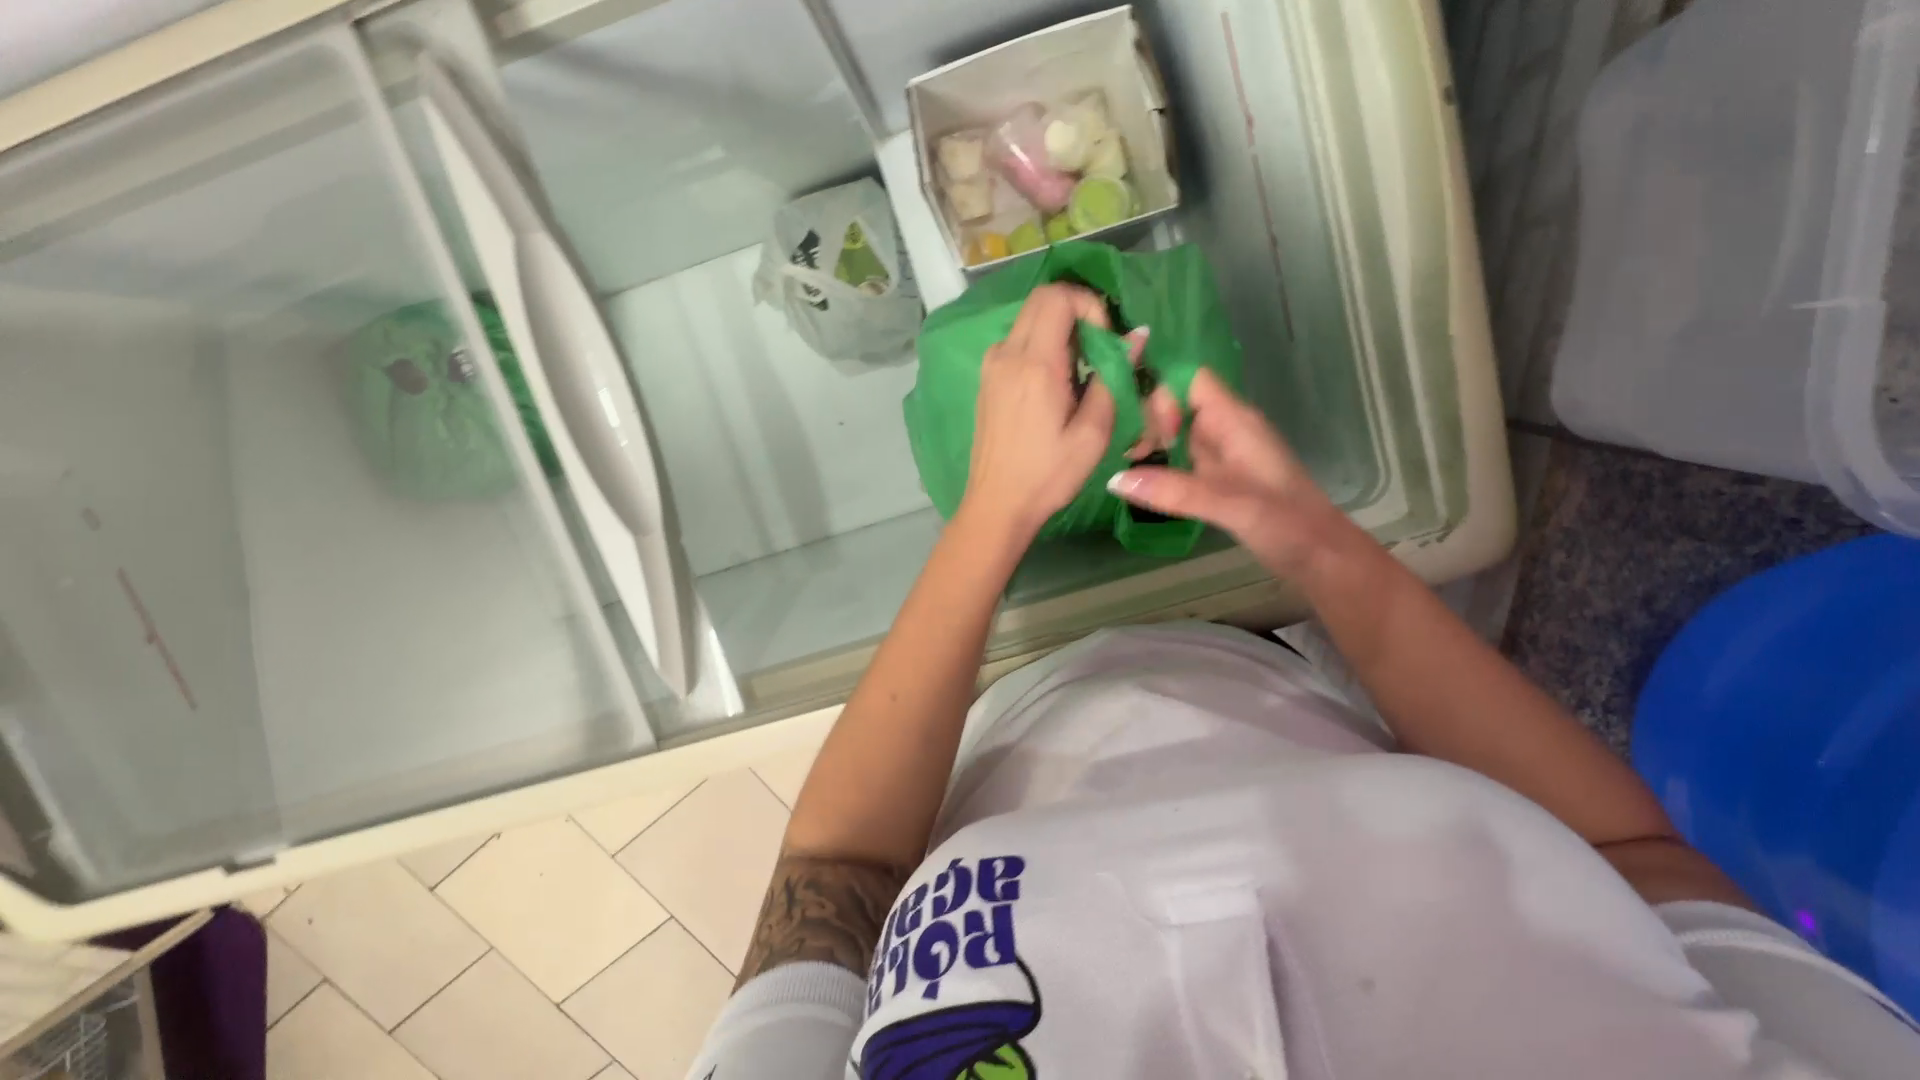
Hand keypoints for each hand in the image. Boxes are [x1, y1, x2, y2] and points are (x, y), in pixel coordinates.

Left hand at [959, 284, 1144, 539]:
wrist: (997, 503)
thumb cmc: (1048, 475)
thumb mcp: (1093, 433)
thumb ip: (1114, 378)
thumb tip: (1136, 337)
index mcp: (1034, 364)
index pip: (1059, 296)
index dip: (1089, 306)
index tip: (1104, 341)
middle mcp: (1007, 354)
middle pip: (1042, 298)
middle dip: (1077, 312)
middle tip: (1096, 352)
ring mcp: (992, 364)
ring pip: (1029, 318)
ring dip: (1059, 330)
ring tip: (1078, 374)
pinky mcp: (987, 378)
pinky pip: (1018, 341)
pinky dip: (1041, 346)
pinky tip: (1054, 386)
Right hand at [1108, 369, 1352, 578]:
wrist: (1321, 557)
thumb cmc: (1285, 522)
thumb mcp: (1227, 504)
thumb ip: (1173, 491)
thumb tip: (1114, 479)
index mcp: (1234, 421)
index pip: (1191, 379)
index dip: (1161, 389)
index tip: (1136, 421)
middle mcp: (1227, 430)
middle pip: (1178, 403)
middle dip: (1148, 420)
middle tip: (1123, 453)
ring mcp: (1223, 454)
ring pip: (1178, 432)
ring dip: (1150, 442)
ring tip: (1119, 466)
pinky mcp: (1219, 478)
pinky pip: (1182, 458)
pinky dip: (1160, 465)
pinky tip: (1137, 482)